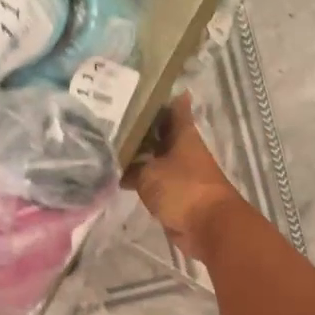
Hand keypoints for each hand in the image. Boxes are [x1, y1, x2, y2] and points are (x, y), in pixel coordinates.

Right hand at [122, 93, 241, 263]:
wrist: (208, 226)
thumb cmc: (182, 189)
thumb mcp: (150, 173)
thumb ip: (133, 165)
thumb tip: (120, 159)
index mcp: (183, 135)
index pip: (171, 108)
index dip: (156, 98)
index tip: (136, 88)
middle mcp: (183, 149)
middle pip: (159, 133)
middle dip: (138, 128)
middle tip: (107, 119)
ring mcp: (180, 172)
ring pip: (154, 157)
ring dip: (136, 154)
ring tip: (106, 145)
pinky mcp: (175, 194)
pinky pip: (153, 180)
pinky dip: (139, 178)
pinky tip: (117, 176)